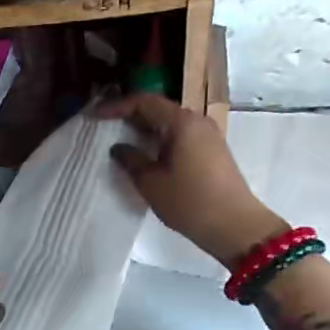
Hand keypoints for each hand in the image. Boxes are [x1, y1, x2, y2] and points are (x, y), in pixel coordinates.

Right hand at [96, 95, 287, 265]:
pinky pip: (182, 137)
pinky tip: (148, 156)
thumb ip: (131, 160)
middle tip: (105, 127)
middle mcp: (198, 121)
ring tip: (123, 142)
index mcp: (182, 122)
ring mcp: (209, 136)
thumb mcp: (152, 183)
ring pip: (171, 124)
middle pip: (159, 110)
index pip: (144, 102)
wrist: (236, 227)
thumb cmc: (190, 203)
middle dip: (131, 116)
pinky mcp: (214, 152)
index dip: (116, 106)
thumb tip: (119, 148)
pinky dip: (162, 141)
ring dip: (147, 130)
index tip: (94, 116)